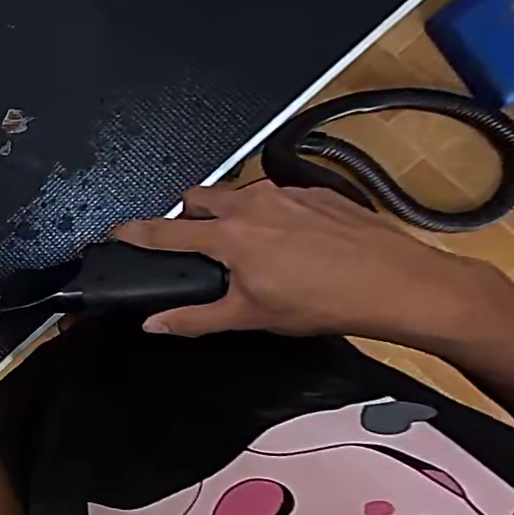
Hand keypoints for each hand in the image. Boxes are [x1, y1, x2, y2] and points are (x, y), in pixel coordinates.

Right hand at [113, 181, 512, 347]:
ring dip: (229, 212)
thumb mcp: (252, 316)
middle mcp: (253, 203)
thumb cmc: (324, 301)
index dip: (136, 232)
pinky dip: (266, 211)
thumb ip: (196, 318)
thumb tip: (156, 324)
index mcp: (230, 236)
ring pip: (237, 192)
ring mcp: (285, 192)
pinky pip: (274, 193)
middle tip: (200, 246)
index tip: (119, 231)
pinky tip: (288, 240)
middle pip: (198, 197)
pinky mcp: (313, 190)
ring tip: (249, 246)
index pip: (167, 232)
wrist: (394, 282)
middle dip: (188, 216)